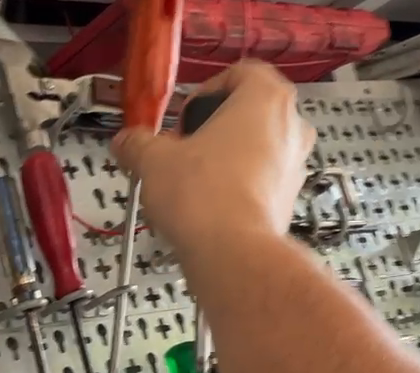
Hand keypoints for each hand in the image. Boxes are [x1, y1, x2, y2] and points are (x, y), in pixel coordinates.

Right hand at [113, 61, 315, 257]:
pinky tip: (208, 211)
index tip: (183, 121)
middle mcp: (291, 123)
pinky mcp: (289, 198)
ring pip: (257, 149)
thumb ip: (138, 145)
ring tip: (192, 187)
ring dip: (226, 161)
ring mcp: (295, 162)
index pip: (239, 73)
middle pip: (248, 113)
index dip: (204, 93)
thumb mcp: (154, 163)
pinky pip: (261, 182)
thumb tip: (124, 141)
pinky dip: (237, 189)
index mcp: (264, 97)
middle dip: (213, 131)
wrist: (230, 252)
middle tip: (183, 154)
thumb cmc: (200, 196)